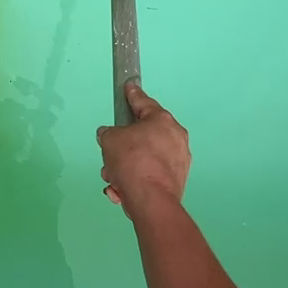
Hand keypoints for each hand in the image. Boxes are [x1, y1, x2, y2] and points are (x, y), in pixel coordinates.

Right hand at [96, 82, 189, 214]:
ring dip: (125, 167)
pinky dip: (134, 181)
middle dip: (123, 146)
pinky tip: (122, 190)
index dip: (132, 95)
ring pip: (144, 158)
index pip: (143, 102)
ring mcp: (178, 161)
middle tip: (110, 154)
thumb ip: (108, 133)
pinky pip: (149, 175)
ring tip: (113, 178)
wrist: (151, 199)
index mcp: (162, 120)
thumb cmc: (132, 161)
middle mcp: (175, 138)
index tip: (129, 87)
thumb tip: (108, 135)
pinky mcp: (177, 181)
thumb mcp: (110, 140)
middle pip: (143, 136)